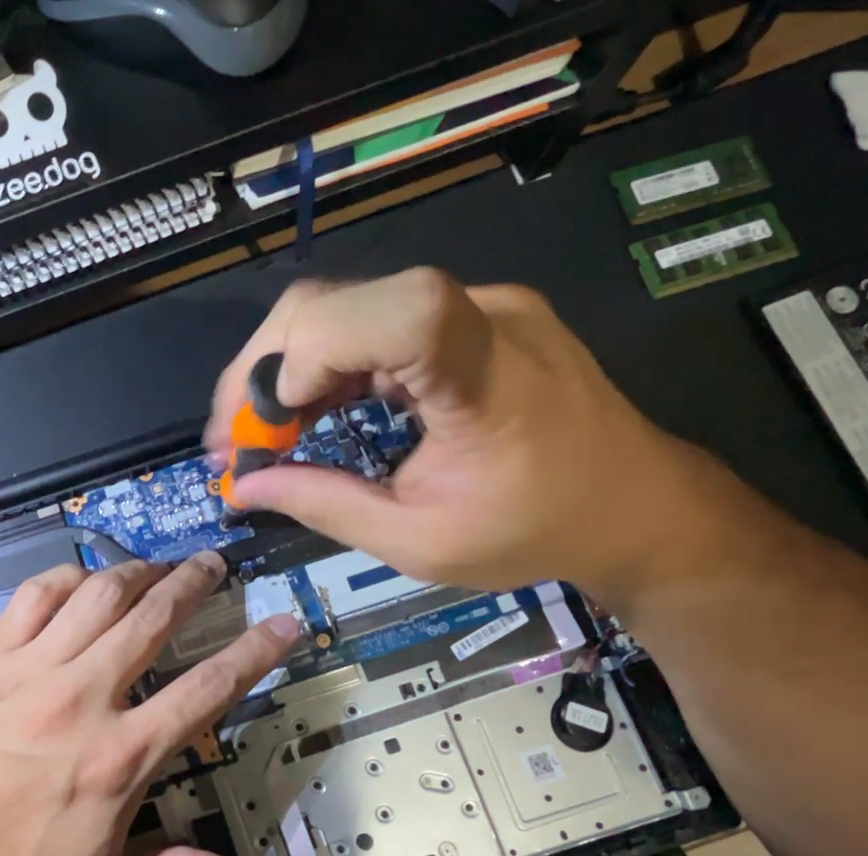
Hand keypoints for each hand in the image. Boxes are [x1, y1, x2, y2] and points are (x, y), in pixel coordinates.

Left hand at [0, 554, 299, 855]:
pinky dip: (70, 576)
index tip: (283, 622)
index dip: (255, 651)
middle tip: (217, 564)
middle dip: (195, 583)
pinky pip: (36, 593)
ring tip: (161, 567)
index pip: (206, 689)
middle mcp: (81, 698)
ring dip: (138, 571)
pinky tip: (88, 580)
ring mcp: (31, 669)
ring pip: (98, 594)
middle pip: (153, 619)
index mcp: (120, 757)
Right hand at [205, 270, 713, 598]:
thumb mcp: (420, 542)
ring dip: (287, 366)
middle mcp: (483, 313)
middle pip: (343, 300)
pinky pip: (375, 321)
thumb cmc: (536, 532)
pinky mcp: (468, 315)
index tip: (276, 425)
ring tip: (260, 434)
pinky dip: (326, 365)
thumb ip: (325, 506)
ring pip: (348, 305)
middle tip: (232, 440)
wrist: (635, 505)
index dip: (314, 351)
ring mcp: (477, 305)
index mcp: (487, 373)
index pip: (397, 312)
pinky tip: (307, 412)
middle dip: (266, 367)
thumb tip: (242, 488)